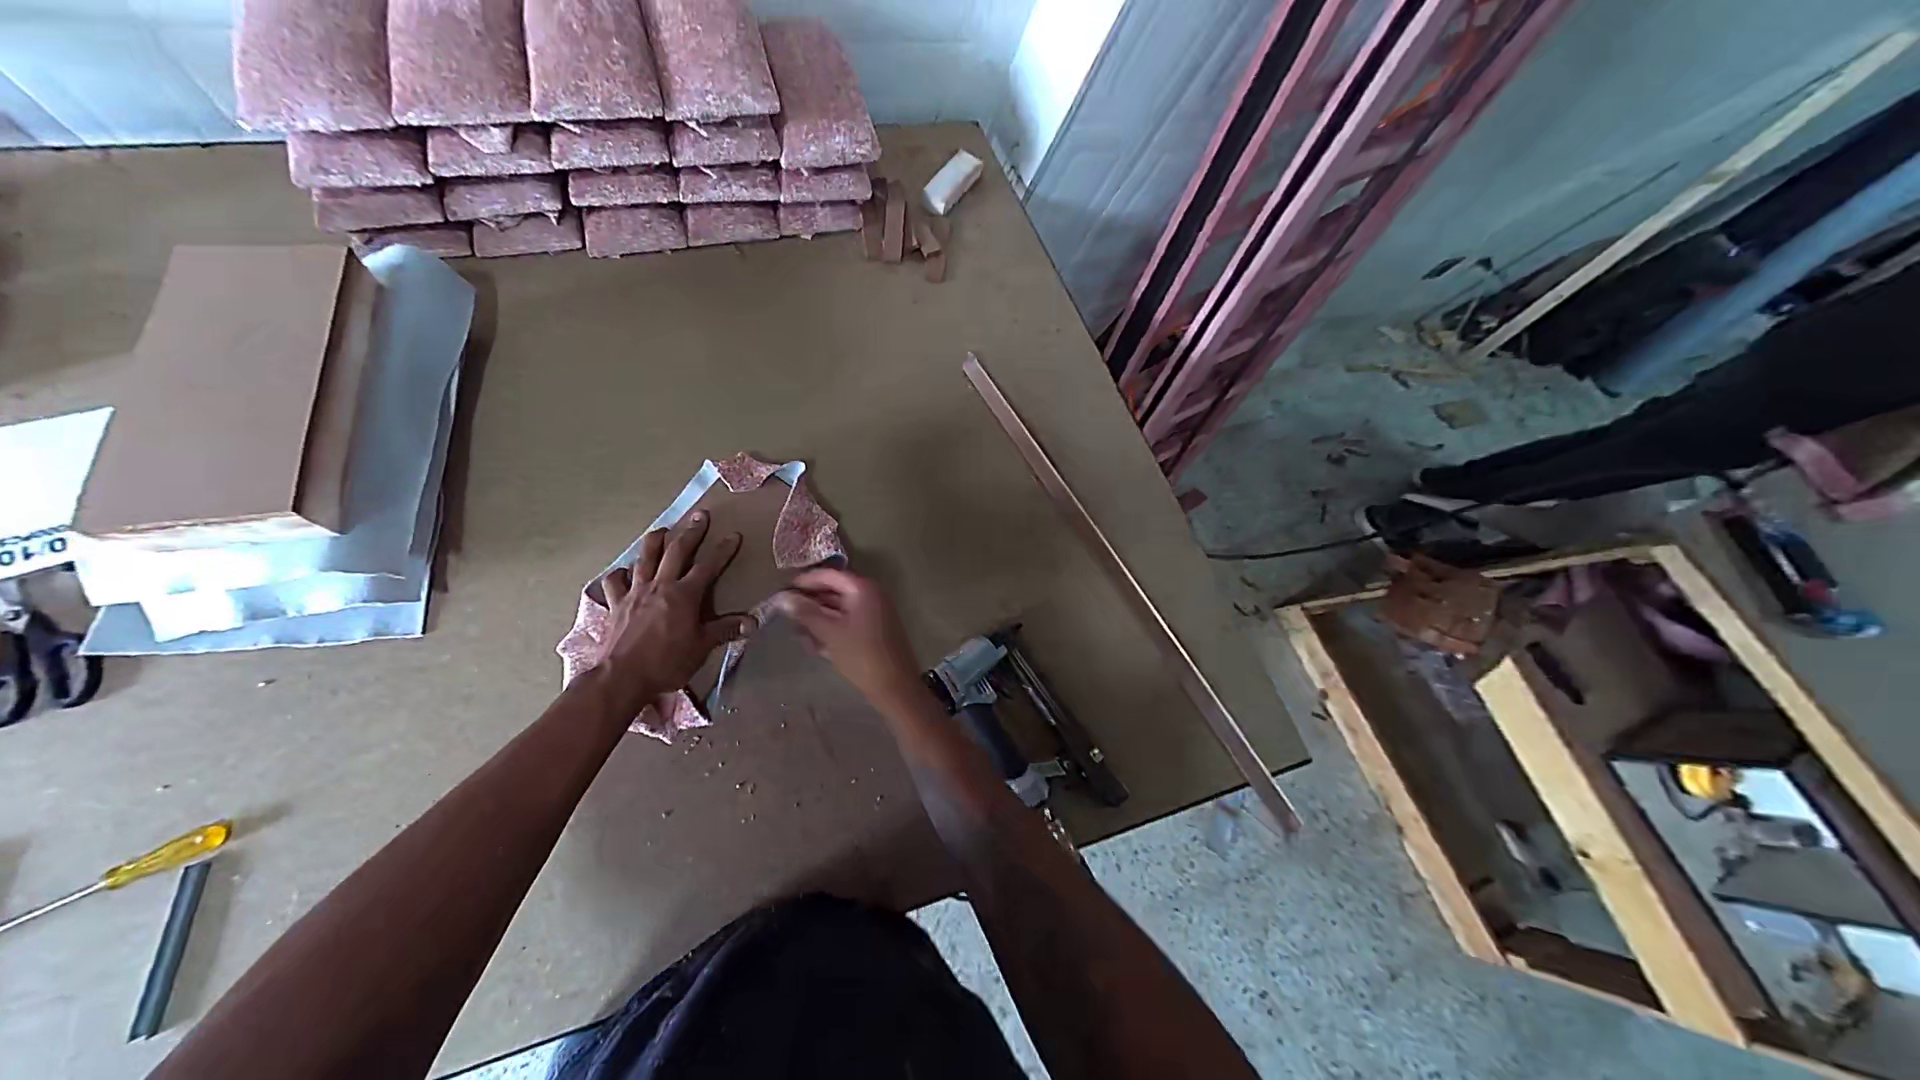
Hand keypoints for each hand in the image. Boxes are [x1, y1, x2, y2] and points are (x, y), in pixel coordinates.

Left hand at [594, 511, 753, 710]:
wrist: (622, 677)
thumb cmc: (667, 662)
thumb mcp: (702, 647)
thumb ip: (725, 630)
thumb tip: (752, 622)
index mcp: (684, 595)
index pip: (708, 566)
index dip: (722, 550)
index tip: (733, 535)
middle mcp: (660, 586)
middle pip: (676, 551)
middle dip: (691, 532)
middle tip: (700, 516)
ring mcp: (635, 593)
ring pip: (645, 558)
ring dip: (654, 541)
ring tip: (661, 530)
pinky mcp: (616, 604)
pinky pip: (615, 582)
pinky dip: (620, 574)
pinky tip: (624, 571)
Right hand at [772, 568, 922, 707]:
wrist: (894, 686)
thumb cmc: (861, 655)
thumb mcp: (830, 633)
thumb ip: (806, 613)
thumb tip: (783, 597)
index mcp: (863, 589)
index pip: (829, 575)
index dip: (805, 580)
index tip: (783, 589)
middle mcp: (871, 595)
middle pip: (834, 591)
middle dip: (810, 602)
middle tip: (786, 611)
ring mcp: (875, 613)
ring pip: (840, 609)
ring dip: (818, 617)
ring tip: (795, 629)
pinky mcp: (874, 631)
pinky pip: (848, 622)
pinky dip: (832, 629)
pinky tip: (813, 642)